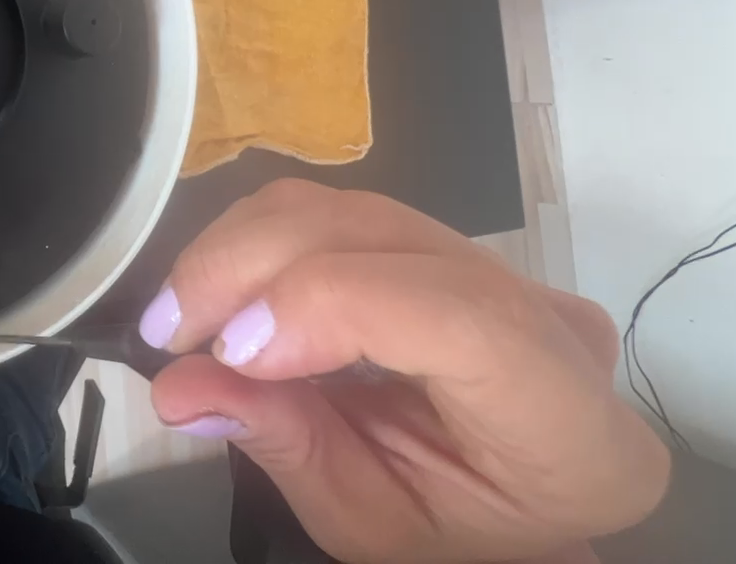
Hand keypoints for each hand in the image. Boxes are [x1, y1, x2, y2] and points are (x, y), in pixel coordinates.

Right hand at [142, 179, 667, 562]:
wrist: (483, 496)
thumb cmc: (439, 528)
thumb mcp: (362, 520)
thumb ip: (281, 446)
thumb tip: (175, 388)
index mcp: (567, 424)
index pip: (461, 317)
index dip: (328, 306)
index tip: (230, 350)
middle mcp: (537, 318)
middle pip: (376, 235)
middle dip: (246, 268)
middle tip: (168, 329)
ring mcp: (478, 261)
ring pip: (332, 206)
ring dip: (232, 248)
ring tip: (180, 313)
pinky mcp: (419, 238)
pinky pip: (317, 207)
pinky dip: (245, 239)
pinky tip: (215, 290)